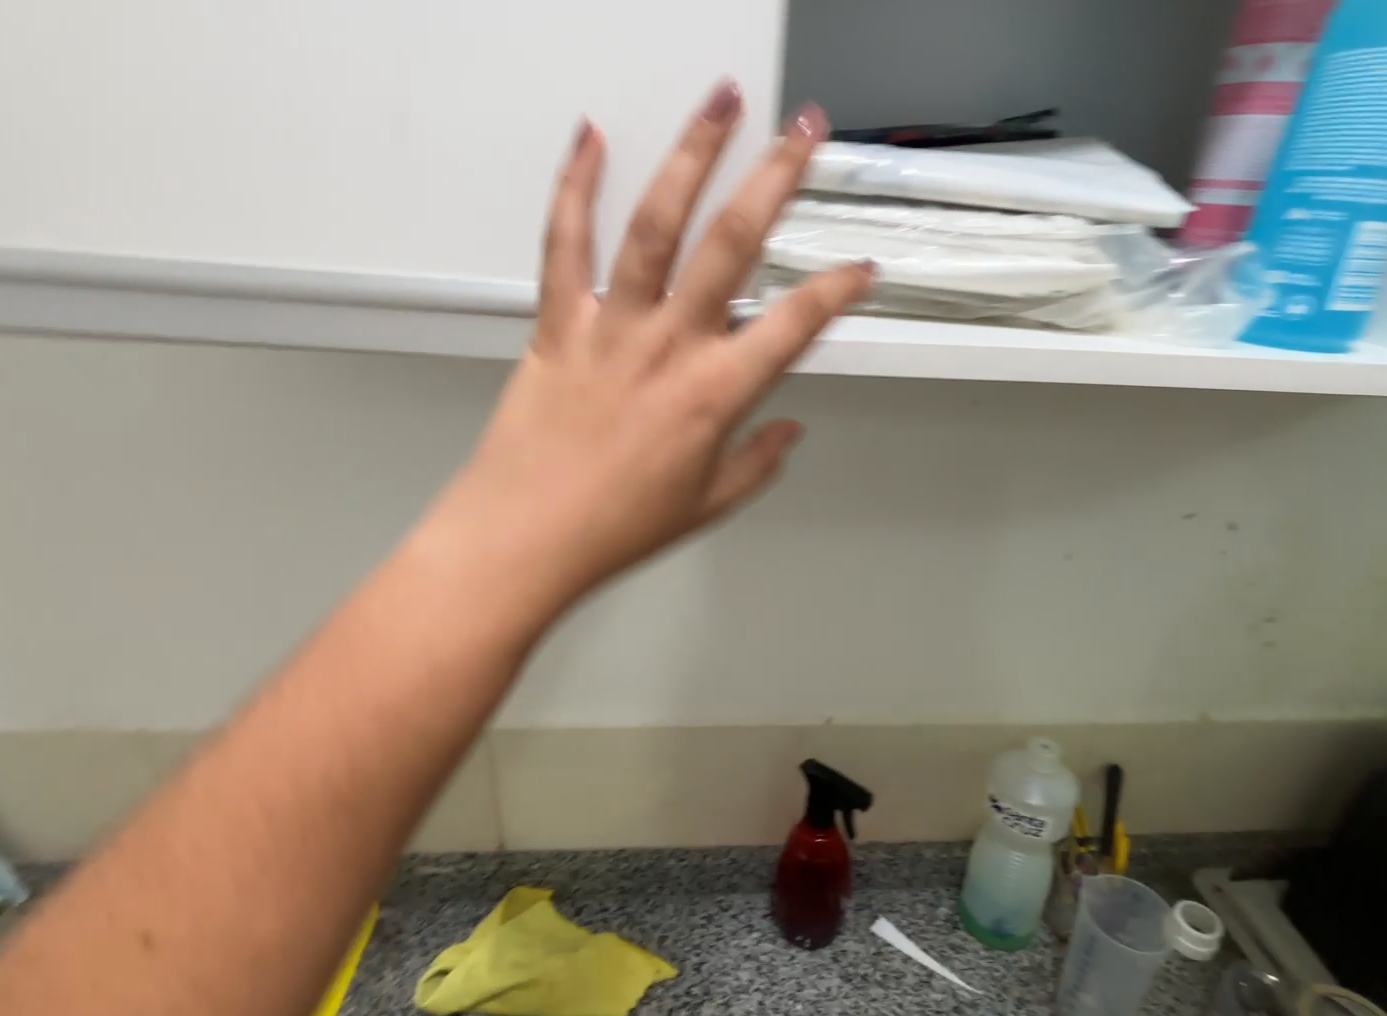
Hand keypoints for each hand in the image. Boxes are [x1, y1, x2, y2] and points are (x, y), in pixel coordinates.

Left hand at [426, 84, 873, 616]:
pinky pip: (565, 244)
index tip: (861, 268)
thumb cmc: (615, 529)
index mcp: (714, 395)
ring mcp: (611, 328)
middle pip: (732, 245)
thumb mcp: (707, 504)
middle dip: (775, 178)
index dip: (836, 290)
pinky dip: (574, 187)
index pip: (795, 325)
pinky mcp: (558, 324)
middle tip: (802, 131)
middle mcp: (669, 348)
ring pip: (657, 226)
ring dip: (692, 157)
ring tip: (720, 106)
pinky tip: (590, 139)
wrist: (525, 537)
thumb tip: (789, 432)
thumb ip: (757, 462)